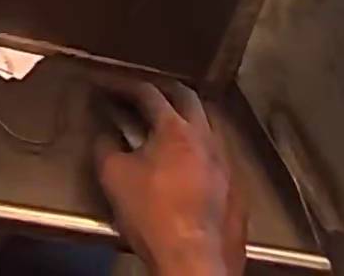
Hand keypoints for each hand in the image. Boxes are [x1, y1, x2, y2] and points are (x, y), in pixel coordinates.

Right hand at [92, 80, 247, 275]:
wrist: (194, 266)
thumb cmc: (152, 217)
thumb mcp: (114, 177)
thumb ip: (105, 146)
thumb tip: (104, 133)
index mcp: (174, 128)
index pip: (149, 93)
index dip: (126, 86)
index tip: (111, 86)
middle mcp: (205, 137)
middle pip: (188, 97)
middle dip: (166, 90)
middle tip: (148, 94)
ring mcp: (227, 163)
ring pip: (211, 123)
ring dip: (191, 116)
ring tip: (173, 122)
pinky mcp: (238, 190)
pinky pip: (222, 155)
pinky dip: (205, 147)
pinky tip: (195, 161)